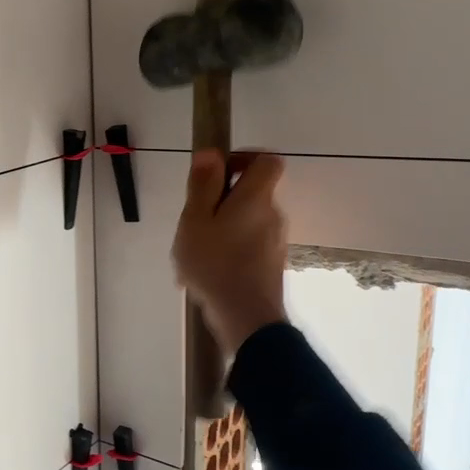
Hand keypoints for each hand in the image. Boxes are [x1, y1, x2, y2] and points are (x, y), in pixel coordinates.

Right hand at [172, 149, 288, 354]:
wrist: (245, 316)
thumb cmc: (214, 264)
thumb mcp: (196, 220)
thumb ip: (203, 186)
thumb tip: (211, 152)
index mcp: (255, 198)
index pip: (267, 161)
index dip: (244, 159)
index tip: (216, 175)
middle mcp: (273, 215)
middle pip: (252, 194)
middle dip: (222, 201)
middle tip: (194, 220)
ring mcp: (275, 242)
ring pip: (246, 222)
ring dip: (222, 228)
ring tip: (194, 252)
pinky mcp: (271, 264)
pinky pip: (248, 245)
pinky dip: (229, 249)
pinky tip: (205, 272)